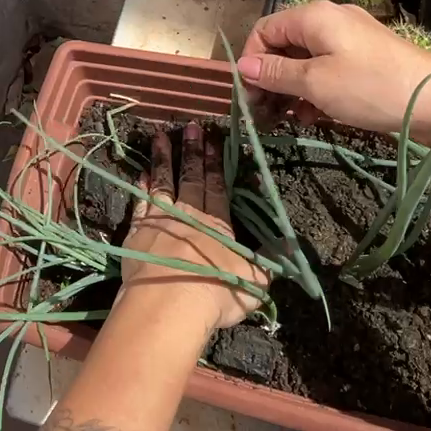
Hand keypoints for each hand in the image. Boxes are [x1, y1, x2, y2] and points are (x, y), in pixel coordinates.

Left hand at [119, 122, 266, 331]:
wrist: (169, 303)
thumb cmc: (216, 293)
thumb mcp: (254, 282)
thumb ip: (269, 261)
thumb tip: (291, 245)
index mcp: (217, 223)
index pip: (217, 186)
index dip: (215, 164)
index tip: (213, 141)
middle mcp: (189, 214)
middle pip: (191, 177)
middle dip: (192, 151)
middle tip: (190, 127)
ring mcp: (161, 219)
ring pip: (163, 182)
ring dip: (163, 159)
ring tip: (159, 136)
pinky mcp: (138, 231)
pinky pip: (140, 203)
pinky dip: (141, 188)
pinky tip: (141, 174)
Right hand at [238, 0, 430, 135]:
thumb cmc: (371, 87)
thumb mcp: (316, 83)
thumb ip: (276, 74)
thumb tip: (242, 67)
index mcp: (313, 16)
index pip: (264, 30)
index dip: (251, 61)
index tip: (249, 96)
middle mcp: (329, 18)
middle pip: (284, 44)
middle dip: (270, 78)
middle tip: (265, 114)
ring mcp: (350, 36)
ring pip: (306, 58)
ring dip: (292, 87)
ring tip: (289, 120)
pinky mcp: (366, 56)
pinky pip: (328, 67)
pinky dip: (315, 88)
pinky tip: (315, 116)